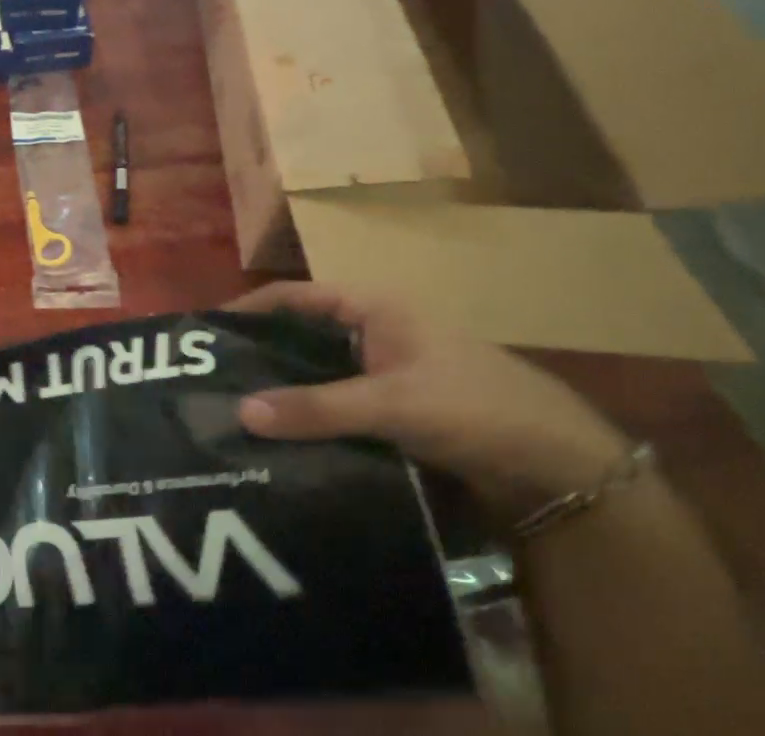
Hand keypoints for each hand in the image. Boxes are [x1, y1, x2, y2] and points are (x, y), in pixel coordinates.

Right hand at [226, 282, 632, 516]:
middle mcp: (372, 333)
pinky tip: (278, 442)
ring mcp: (382, 373)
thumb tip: (239, 411)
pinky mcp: (390, 410)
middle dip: (256, 357)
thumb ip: (317, 408)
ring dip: (281, 393)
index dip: (248, 310)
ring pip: (314, 375)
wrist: (560, 468)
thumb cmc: (478, 408)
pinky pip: (333, 407)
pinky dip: (306, 419)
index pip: (294, 297)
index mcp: (374, 308)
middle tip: (208, 382)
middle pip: (298, 336)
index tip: (204, 335)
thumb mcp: (393, 404)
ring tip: (231, 415)